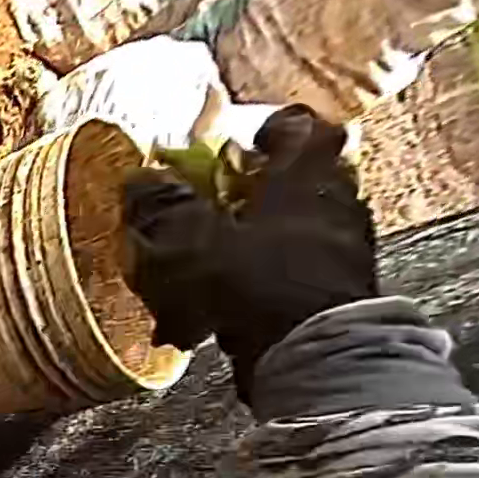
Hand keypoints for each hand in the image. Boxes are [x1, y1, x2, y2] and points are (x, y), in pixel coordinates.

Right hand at [123, 106, 376, 400]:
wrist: (309, 348)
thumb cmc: (247, 283)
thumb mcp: (186, 242)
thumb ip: (162, 210)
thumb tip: (138, 178)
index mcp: (302, 178)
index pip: (300, 129)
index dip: (271, 129)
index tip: (245, 140)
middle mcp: (333, 204)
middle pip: (300, 180)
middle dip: (260, 188)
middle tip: (219, 202)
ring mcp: (340, 250)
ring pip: (295, 228)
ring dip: (258, 237)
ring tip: (212, 261)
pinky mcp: (333, 291)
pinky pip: (291, 273)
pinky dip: (260, 279)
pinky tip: (224, 304)